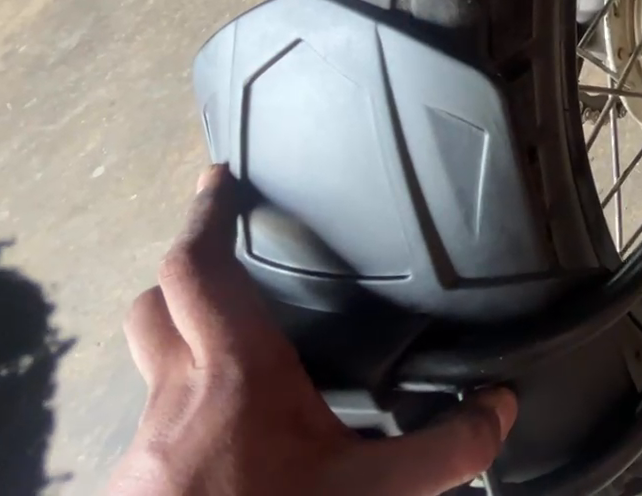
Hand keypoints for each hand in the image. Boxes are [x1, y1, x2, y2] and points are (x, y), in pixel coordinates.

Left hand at [107, 167, 517, 495]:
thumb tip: (502, 405)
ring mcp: (147, 446)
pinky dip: (193, 399)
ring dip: (189, 336)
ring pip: (154, 364)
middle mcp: (177, 399)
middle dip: (188, 269)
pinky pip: (160, 416)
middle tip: (241, 257)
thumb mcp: (370, 494)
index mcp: (233, 376)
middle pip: (155, 304)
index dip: (206, 216)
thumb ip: (446, 448)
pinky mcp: (139, 483)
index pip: (198, 272)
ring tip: (251, 340)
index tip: (221, 176)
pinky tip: (242, 427)